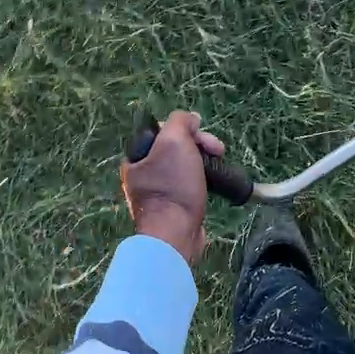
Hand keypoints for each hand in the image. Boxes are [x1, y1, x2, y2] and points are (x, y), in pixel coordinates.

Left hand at [122, 111, 226, 263]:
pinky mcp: (172, 205)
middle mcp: (143, 171)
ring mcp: (156, 190)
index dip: (186, 128)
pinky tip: (211, 180)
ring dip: (203, 159)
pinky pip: (187, 181)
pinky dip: (200, 177)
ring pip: (184, 163)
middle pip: (176, 145)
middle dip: (199, 143)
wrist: (175, 234)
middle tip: (217, 150)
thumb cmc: (173, 185)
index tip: (202, 136)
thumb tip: (191, 119)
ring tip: (218, 164)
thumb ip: (180, 121)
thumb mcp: (175, 141)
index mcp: (136, 156)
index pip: (164, 128)